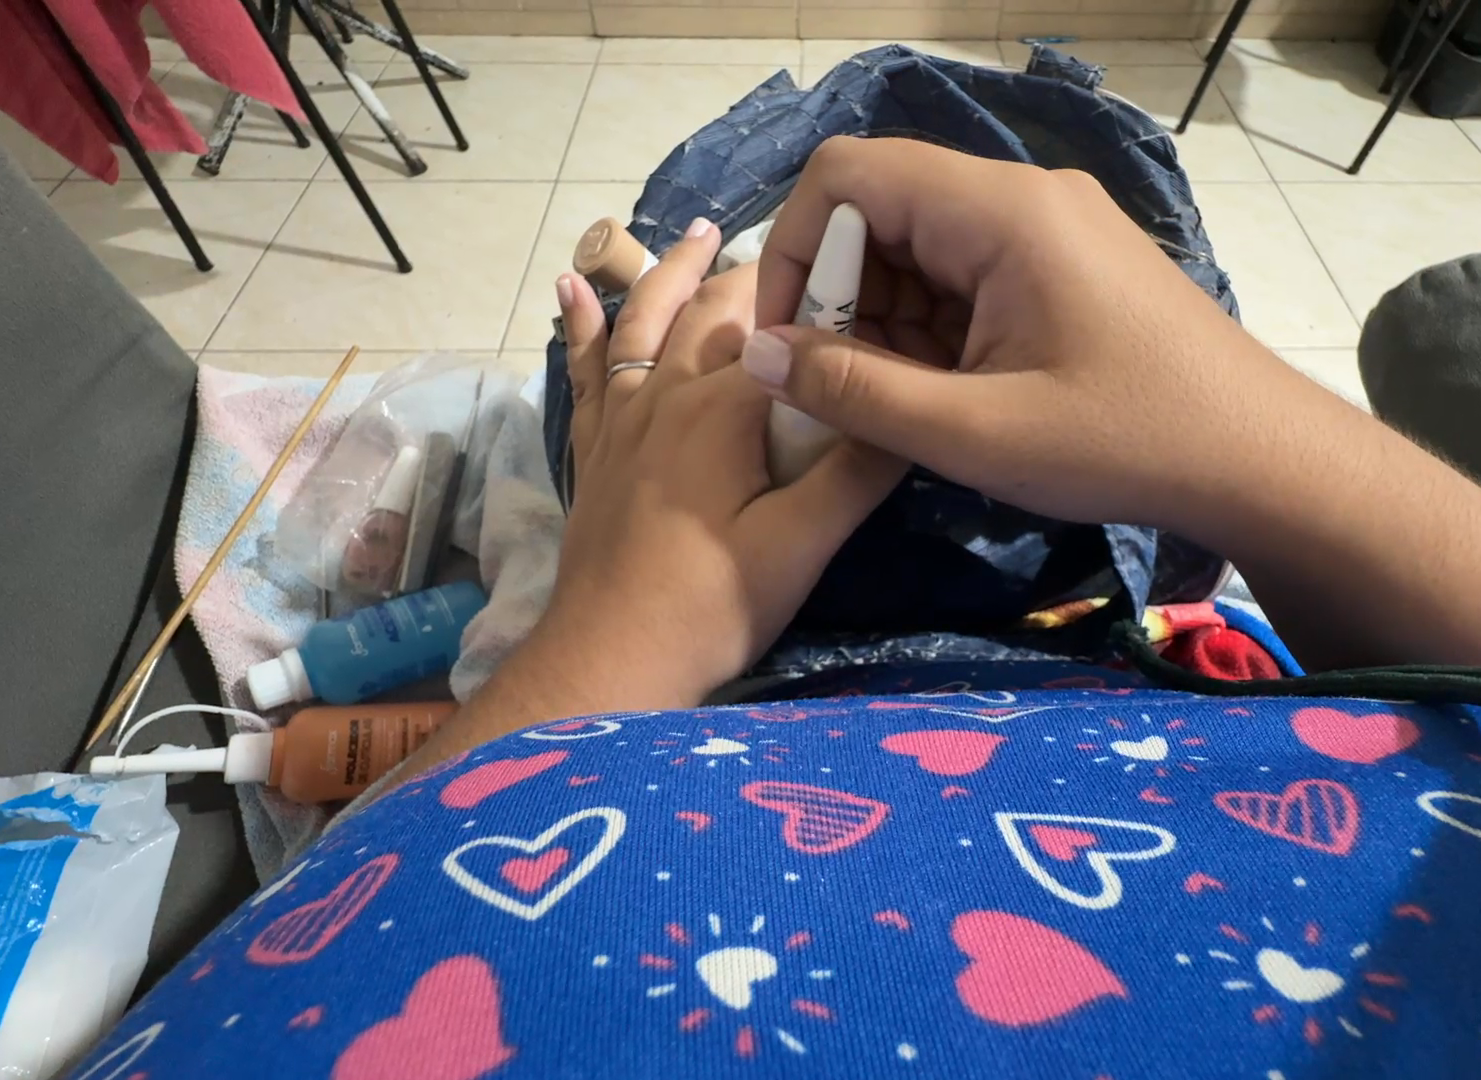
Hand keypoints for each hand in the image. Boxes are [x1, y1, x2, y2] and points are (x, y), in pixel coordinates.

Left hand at [536, 222, 905, 704]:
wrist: (610, 660)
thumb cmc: (712, 606)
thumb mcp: (802, 545)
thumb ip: (857, 473)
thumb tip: (908, 409)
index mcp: (721, 409)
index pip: (782, 333)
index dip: (825, 305)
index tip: (863, 273)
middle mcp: (665, 396)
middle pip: (711, 314)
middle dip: (754, 274)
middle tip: (794, 241)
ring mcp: (621, 422)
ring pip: (644, 324)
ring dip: (672, 274)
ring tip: (696, 233)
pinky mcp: (596, 453)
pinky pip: (588, 371)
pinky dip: (584, 326)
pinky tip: (572, 289)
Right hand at [743, 136, 1334, 533]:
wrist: (1257, 461)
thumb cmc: (1120, 444)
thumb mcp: (972, 431)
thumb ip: (855, 392)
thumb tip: (760, 356)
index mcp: (999, 211)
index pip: (849, 174)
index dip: (792, 248)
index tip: (786, 339)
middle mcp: (1021, 199)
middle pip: (883, 212)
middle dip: (841, 298)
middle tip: (845, 388)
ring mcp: (1046, 234)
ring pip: (920, 253)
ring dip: (886, 324)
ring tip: (900, 404)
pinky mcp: (1060, 272)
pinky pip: (963, 282)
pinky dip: (931, 335)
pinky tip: (945, 395)